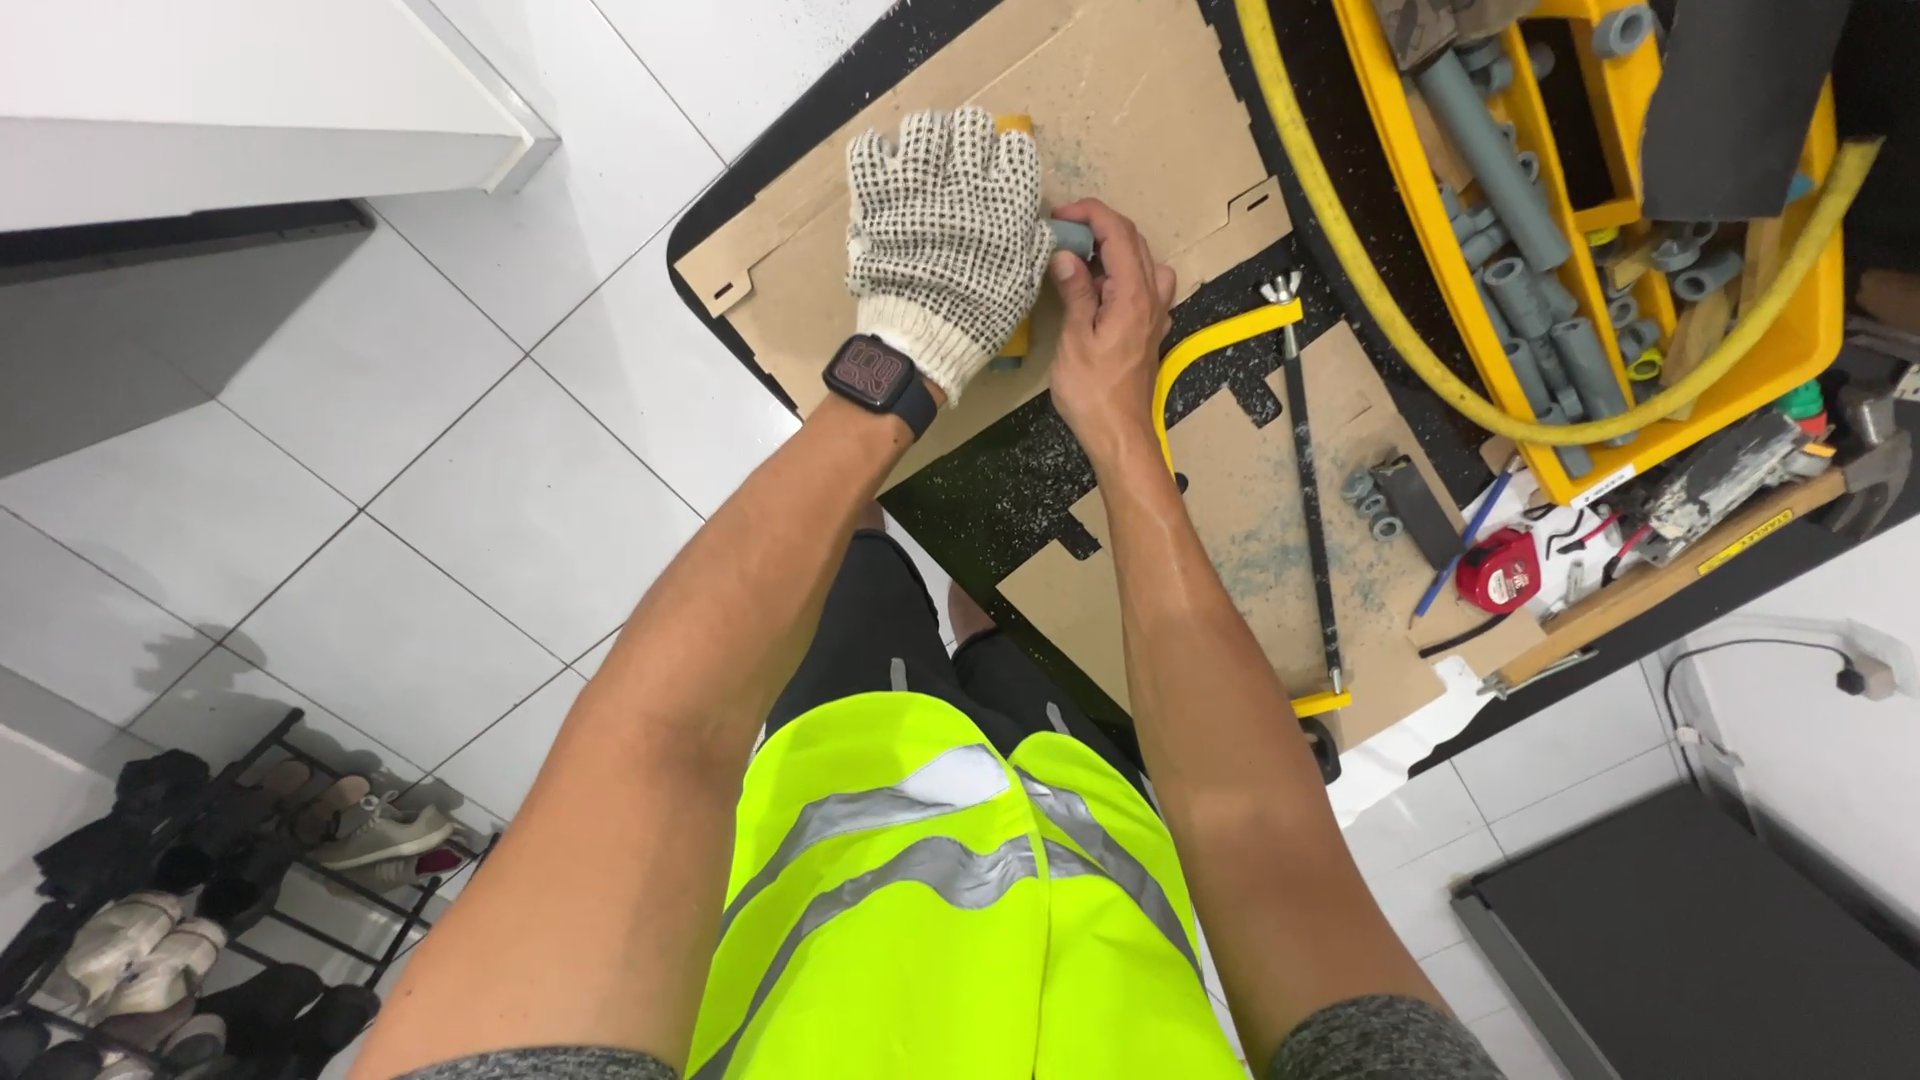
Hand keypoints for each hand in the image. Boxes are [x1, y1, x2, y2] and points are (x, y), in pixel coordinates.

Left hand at [846, 107, 1056, 405]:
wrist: (923, 339)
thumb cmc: (978, 316)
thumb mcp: (1022, 284)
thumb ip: (1033, 244)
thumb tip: (1040, 221)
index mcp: (1005, 201)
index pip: (1015, 148)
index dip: (1007, 160)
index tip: (1000, 177)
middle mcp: (963, 182)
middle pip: (971, 125)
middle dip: (969, 141)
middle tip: (961, 166)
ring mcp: (916, 184)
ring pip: (923, 128)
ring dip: (926, 142)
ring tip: (923, 165)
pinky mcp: (877, 197)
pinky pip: (869, 150)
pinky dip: (876, 154)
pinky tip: (886, 170)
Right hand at [1046, 199, 1176, 467]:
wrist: (1119, 433)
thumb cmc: (1093, 392)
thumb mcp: (1076, 340)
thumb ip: (1075, 292)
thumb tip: (1066, 255)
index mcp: (1133, 294)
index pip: (1118, 234)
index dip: (1090, 214)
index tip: (1059, 215)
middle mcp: (1152, 297)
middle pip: (1133, 241)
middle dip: (1100, 226)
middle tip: (1063, 232)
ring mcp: (1155, 314)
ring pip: (1142, 261)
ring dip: (1114, 248)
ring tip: (1081, 259)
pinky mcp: (1150, 330)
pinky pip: (1145, 286)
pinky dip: (1124, 274)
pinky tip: (1103, 290)